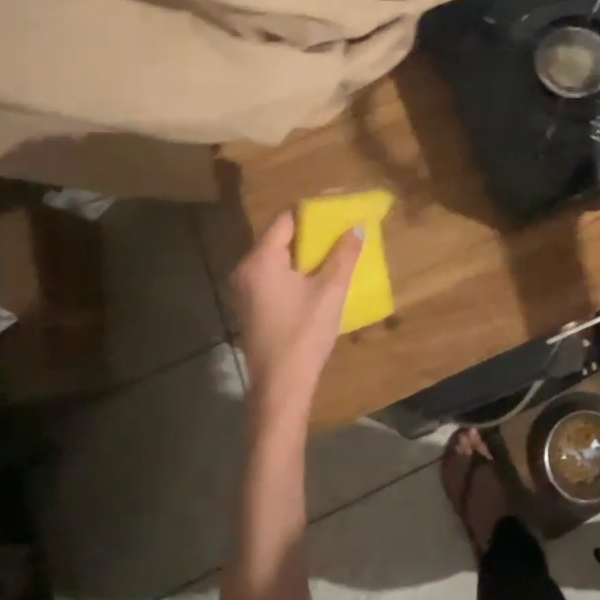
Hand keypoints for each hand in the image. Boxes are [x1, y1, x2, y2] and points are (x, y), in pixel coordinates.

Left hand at [228, 212, 362, 420]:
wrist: (280, 385)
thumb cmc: (304, 334)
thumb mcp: (330, 291)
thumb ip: (343, 255)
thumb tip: (355, 227)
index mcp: (260, 260)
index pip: (284, 220)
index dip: (312, 214)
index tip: (336, 214)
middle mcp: (244, 269)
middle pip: (278, 238)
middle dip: (308, 234)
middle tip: (338, 232)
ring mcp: (243, 289)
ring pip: (275, 257)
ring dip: (301, 254)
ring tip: (332, 253)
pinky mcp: (248, 305)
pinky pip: (270, 275)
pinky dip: (291, 271)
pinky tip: (314, 279)